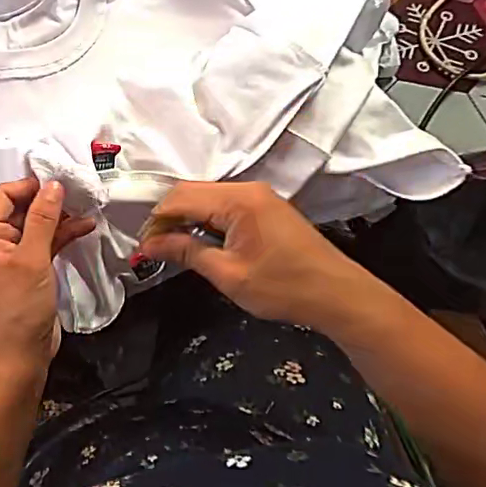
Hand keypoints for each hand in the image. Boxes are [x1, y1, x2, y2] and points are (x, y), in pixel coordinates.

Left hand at [0, 178, 96, 378]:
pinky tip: (85, 226)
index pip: (5, 195)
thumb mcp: (31, 259)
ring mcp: (13, 256)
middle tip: (81, 191)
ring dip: (60, 217)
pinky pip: (45, 243)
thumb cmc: (19, 306)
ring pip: (37, 225)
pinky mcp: (30, 269)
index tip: (61, 180)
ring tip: (88, 206)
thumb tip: (53, 184)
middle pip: (22, 208)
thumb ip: (43, 219)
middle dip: (49, 200)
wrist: (20, 355)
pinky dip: (63, 234)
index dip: (31, 186)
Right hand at [137, 181, 396, 335]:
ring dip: (184, 218)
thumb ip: (186, 252)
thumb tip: (149, 244)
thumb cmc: (285, 288)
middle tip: (153, 246)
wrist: (342, 297)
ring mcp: (258, 196)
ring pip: (204, 197)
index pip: (180, 199)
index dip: (156, 221)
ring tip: (170, 245)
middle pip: (190, 192)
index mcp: (239, 201)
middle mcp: (248, 189)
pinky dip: (203, 219)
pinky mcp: (264, 207)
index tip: (143, 245)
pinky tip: (196, 239)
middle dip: (167, 217)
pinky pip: (221, 204)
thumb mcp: (228, 274)